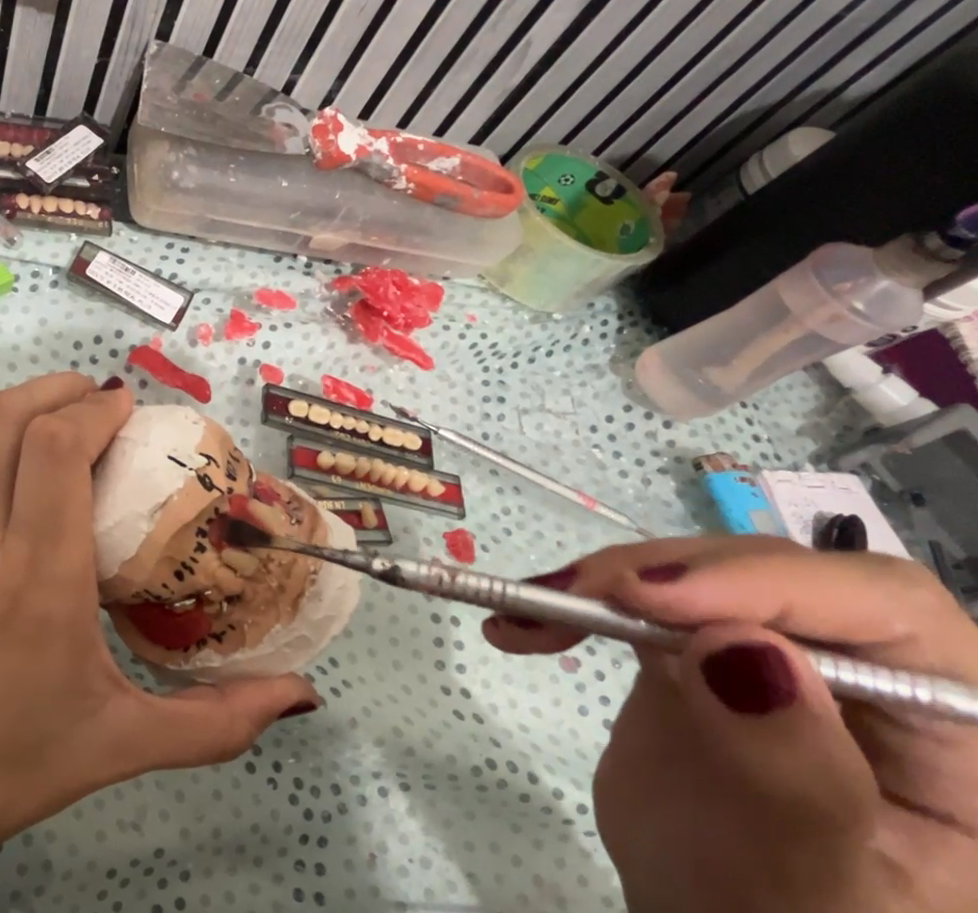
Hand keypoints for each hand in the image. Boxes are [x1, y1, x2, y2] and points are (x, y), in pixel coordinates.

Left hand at [0, 373, 320, 877]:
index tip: (129, 410)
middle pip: (8, 419)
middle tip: (100, 401)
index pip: (57, 448)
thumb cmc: (7, 767)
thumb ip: (217, 722)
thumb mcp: (121, 746)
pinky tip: (5, 470)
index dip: (94, 409)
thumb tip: (302, 696)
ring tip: (58, 420)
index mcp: (40, 579)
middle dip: (59, 390)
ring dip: (16, 409)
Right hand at [484, 537, 977, 912]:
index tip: (649, 596)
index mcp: (955, 725)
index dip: (770, 585)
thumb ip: (796, 776)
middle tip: (572, 598)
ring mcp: (781, 655)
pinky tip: (523, 625)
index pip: (886, 611)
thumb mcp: (814, 885)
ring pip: (703, 575)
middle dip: (671, 576)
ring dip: (607, 582)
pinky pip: (644, 604)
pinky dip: (579, 604)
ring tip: (528, 612)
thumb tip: (735, 647)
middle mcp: (876, 670)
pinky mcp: (701, 654)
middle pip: (782, 575)